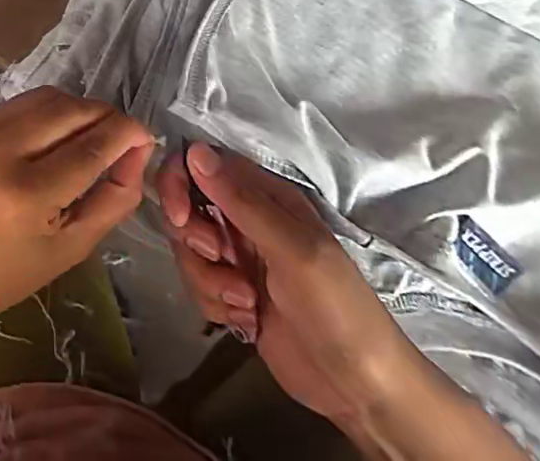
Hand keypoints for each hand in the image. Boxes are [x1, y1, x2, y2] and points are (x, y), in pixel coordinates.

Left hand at [0, 87, 153, 354]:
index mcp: (27, 193)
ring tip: (93, 135)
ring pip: (48, 97)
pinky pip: (24, 103)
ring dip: (79, 109)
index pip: (92, 145)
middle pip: (71, 110)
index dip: (128, 134)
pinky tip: (59, 133)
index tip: (148, 136)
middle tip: (124, 137)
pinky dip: (51, 110)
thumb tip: (138, 152)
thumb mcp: (73, 247)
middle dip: (107, 117)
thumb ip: (114, 197)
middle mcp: (2, 150)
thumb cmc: (9, 273)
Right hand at [158, 143, 430, 428]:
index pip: (205, 165)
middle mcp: (247, 219)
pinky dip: (213, 303)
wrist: (360, 390)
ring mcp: (239, 257)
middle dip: (193, 237)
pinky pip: (196, 283)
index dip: (180, 182)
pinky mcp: (231, 292)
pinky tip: (246, 321)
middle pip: (188, 206)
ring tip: (245, 303)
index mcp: (267, 197)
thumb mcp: (293, 251)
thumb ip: (243, 201)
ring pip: (188, 249)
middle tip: (217, 258)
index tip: (179, 217)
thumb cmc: (337, 308)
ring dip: (208, 279)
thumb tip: (196, 150)